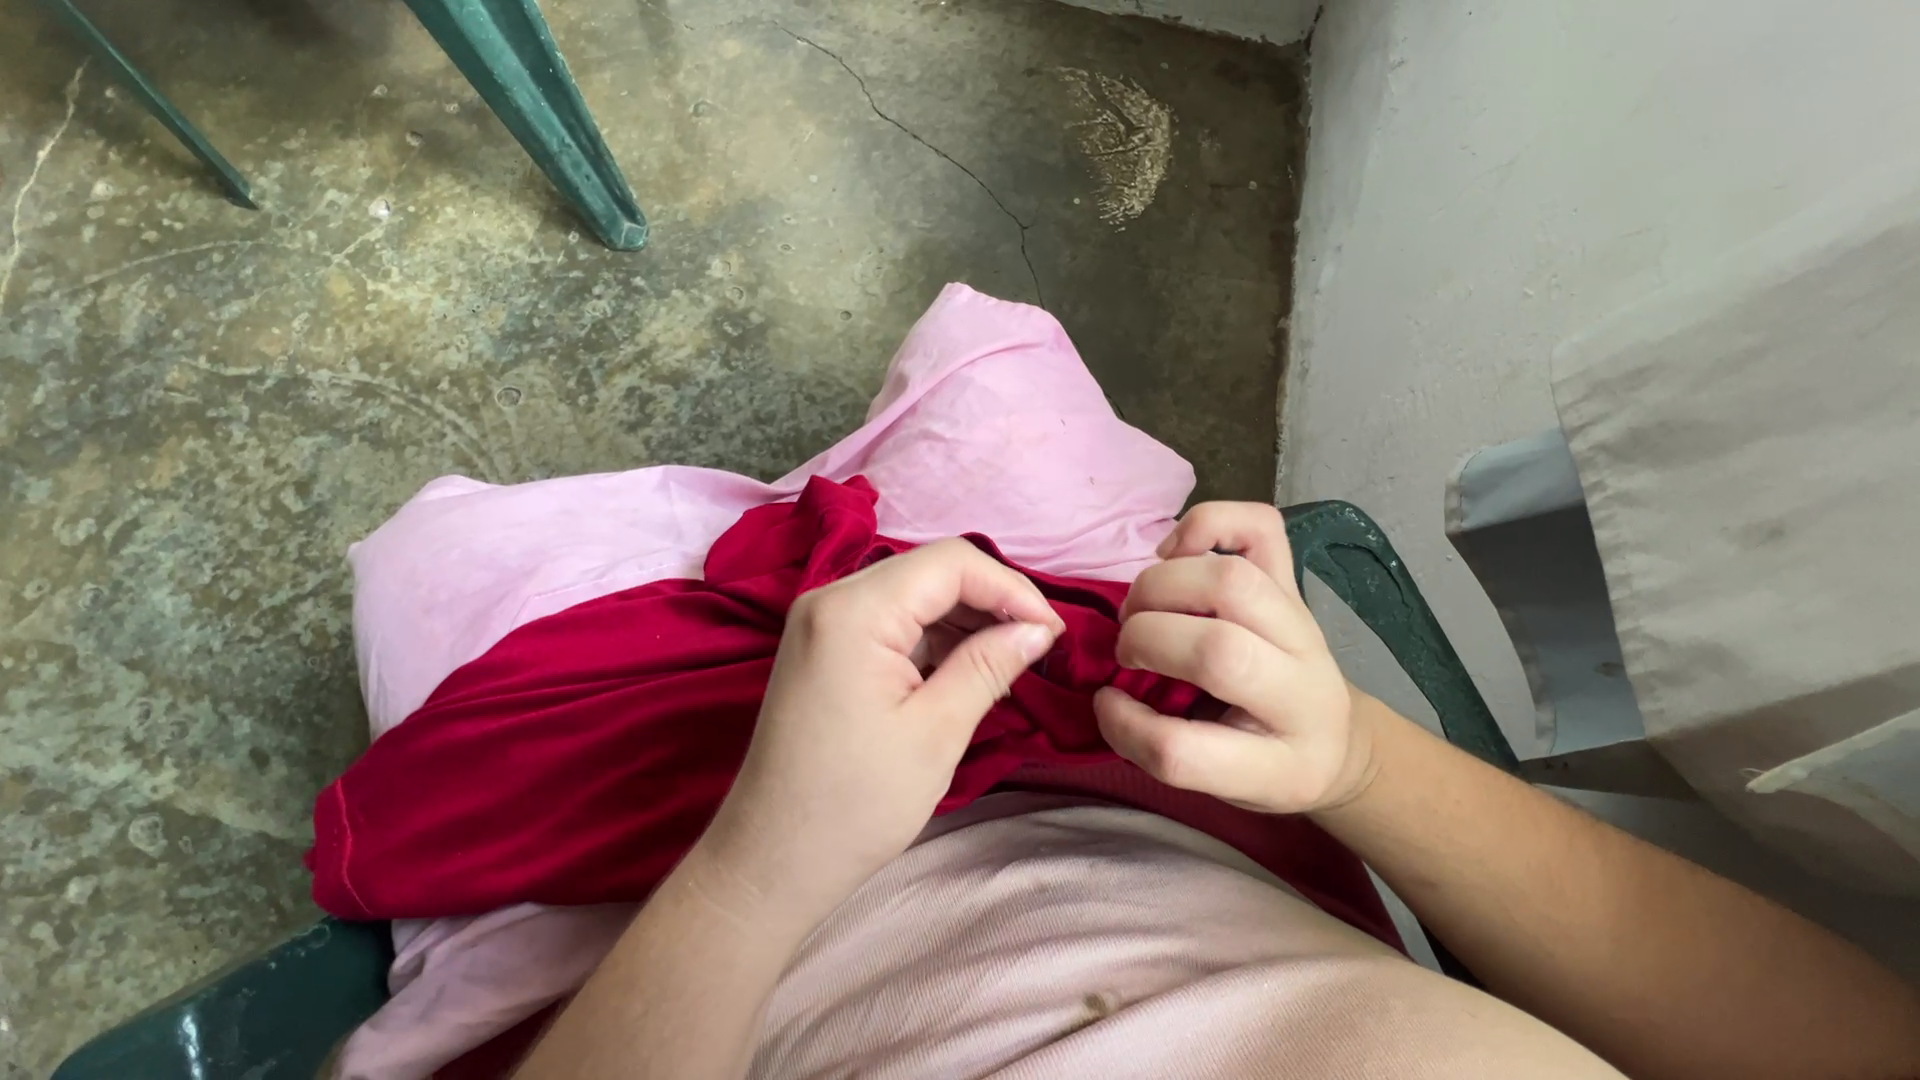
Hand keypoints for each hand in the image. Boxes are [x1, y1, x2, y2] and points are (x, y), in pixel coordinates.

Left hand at [696, 538, 1065, 918]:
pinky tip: (965, 667)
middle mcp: (830, 597)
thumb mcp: (936, 732)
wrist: (773, 859)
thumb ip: (989, 664)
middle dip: (990, 600)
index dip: (1010, 588)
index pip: (949, 563)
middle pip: (930, 571)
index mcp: (853, 611)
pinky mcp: (824, 645)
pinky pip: (891, 620)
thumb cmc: (856, 804)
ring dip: (964, 618)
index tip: (1052, 630)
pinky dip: (933, 636)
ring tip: (1008, 660)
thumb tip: (1038, 628)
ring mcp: (822, 621)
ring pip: (913, 593)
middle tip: (1037, 645)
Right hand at [1093, 502, 1374, 813]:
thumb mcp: (1222, 786)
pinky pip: (1260, 527)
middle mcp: (1302, 689)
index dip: (1124, 726)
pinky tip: (1173, 553)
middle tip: (1127, 650)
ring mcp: (1301, 625)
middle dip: (1143, 640)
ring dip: (1160, 587)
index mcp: (1279, 763)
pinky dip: (1205, 524)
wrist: (1336, 738)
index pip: (1184, 750)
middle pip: (1217, 651)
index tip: (1108, 705)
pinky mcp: (1293, 582)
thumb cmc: (1267, 762)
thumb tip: (1107, 694)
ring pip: (1231, 580)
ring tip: (1141, 607)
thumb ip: (1162, 750)